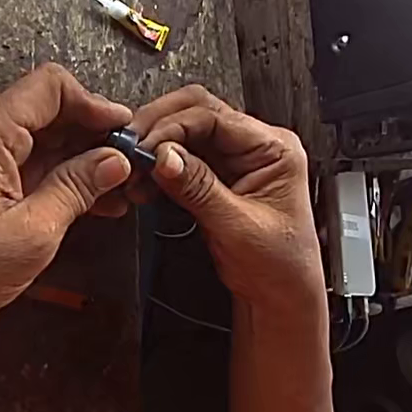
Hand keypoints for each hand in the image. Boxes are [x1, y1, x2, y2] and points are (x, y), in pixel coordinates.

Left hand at [0, 64, 132, 389]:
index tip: (127, 132)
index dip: (95, 103)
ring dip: (87, 158)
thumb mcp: (32, 233)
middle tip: (133, 163)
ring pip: (49, 139)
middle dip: (96, 132)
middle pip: (53, 110)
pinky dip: (67, 176)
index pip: (51, 86)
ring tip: (124, 187)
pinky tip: (99, 201)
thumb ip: (77, 188)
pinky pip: (36, 165)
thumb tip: (117, 159)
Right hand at [133, 86, 325, 316]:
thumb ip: (199, 189)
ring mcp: (234, 160)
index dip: (174, 127)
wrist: (281, 299)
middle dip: (159, 126)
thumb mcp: (238, 227)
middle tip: (130, 146)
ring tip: (133, 169)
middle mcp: (254, 146)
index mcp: (273, 148)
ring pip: (184, 133)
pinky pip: (181, 159)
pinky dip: (158, 167)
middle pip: (197, 112)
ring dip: (155, 147)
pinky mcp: (215, 177)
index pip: (215, 117)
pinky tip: (143, 181)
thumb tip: (164, 156)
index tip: (146, 147)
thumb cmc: (281, 267)